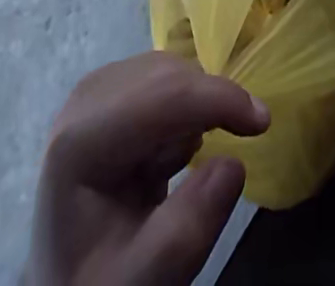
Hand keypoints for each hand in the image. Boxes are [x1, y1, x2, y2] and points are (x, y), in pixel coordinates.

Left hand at [31, 53, 269, 285]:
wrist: (72, 275)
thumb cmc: (107, 277)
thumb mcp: (149, 275)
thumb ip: (189, 227)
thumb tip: (233, 164)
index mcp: (80, 144)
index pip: (163, 97)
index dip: (219, 100)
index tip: (262, 124)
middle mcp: (83, 103)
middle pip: (169, 75)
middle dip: (210, 103)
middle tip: (234, 140)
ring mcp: (93, 91)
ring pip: (171, 69)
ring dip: (196, 105)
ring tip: (183, 158)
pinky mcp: (107, 89)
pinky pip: (164, 75)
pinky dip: (185, 103)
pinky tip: (169, 147)